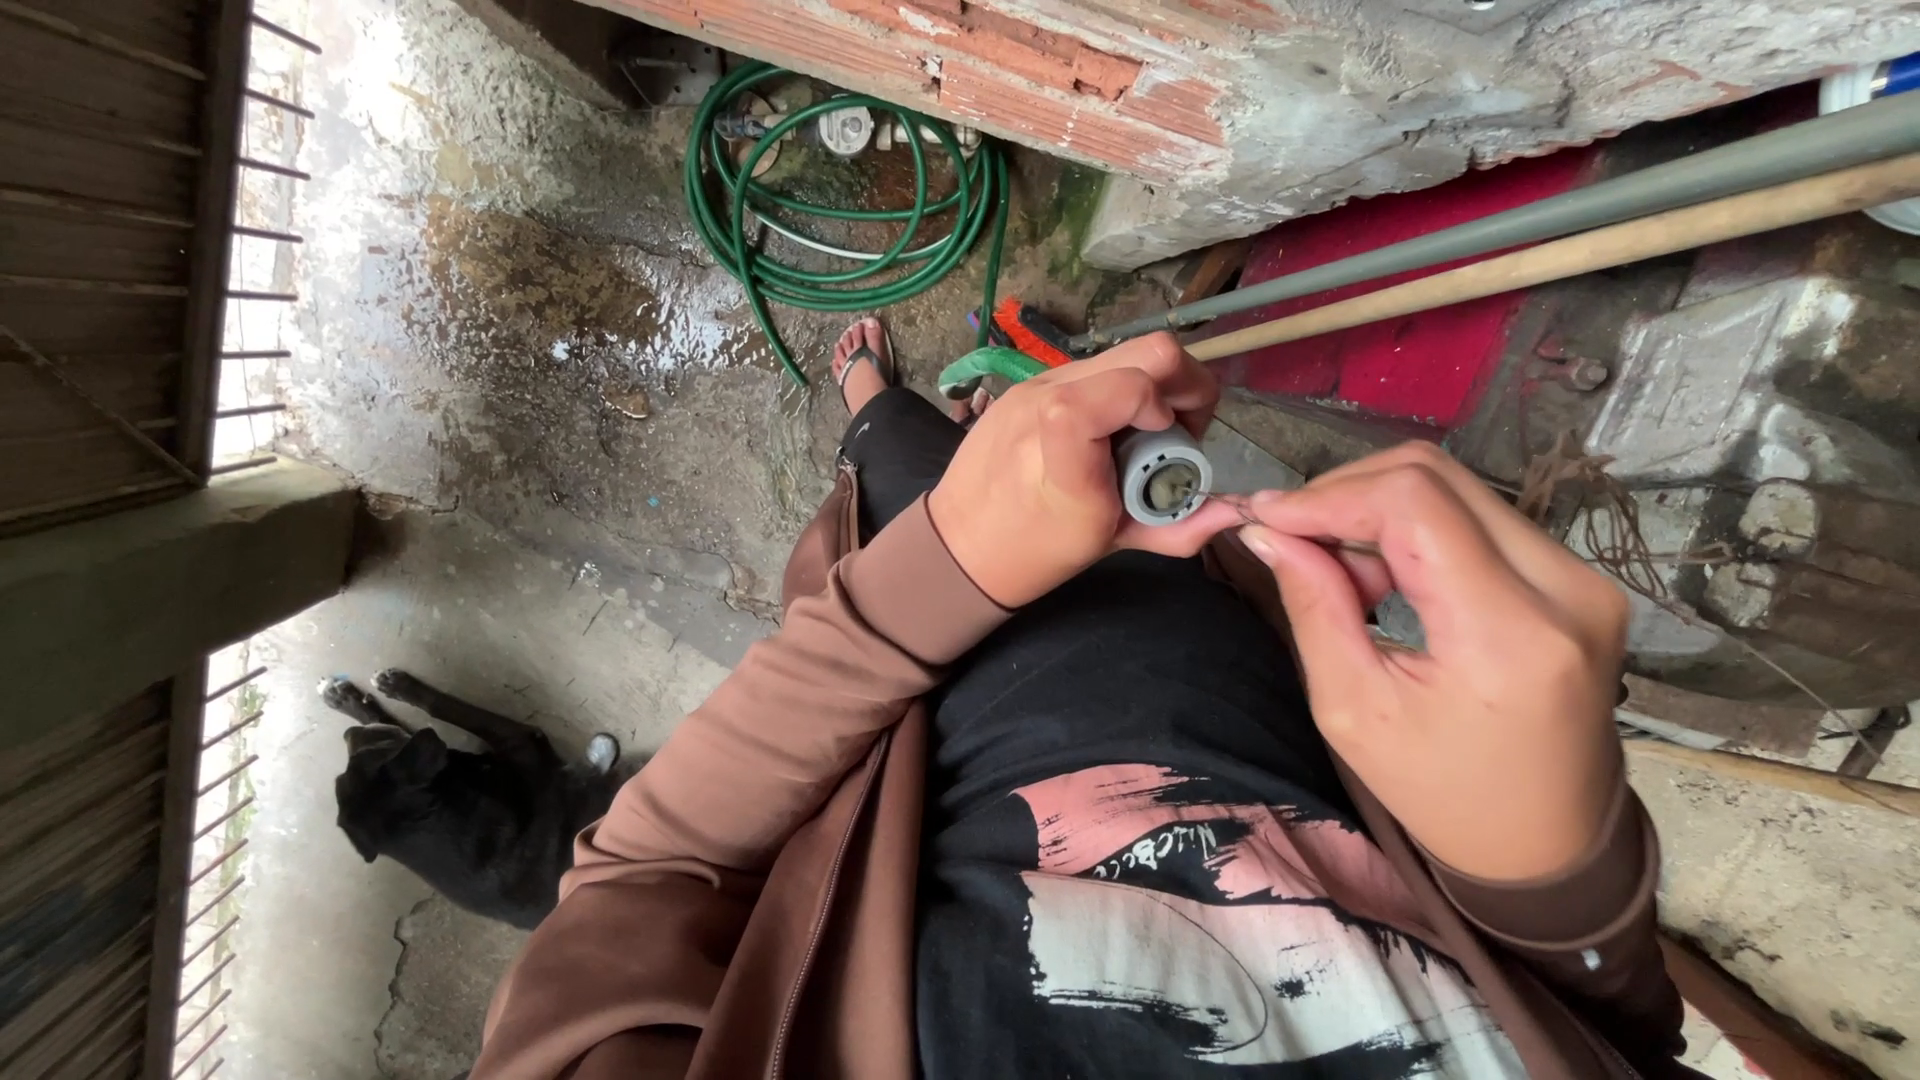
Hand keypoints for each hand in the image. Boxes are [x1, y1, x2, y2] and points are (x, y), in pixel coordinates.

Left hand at [926, 333, 1242, 607]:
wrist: (960, 545)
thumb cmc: (1036, 552)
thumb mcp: (1112, 544)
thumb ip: (1178, 526)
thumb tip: (1237, 508)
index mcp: (1064, 450)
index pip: (1129, 384)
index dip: (1164, 403)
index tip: (1166, 439)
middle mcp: (1046, 400)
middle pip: (1146, 349)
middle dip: (1183, 386)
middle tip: (1178, 432)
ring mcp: (1033, 384)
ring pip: (1120, 352)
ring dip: (1151, 386)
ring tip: (1141, 435)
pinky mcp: (1025, 383)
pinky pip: (1090, 367)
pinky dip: (1117, 389)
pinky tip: (1107, 431)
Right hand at [1235, 441, 1627, 881]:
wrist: (1544, 841)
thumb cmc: (1438, 790)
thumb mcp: (1352, 708)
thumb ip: (1313, 606)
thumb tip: (1269, 531)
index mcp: (1507, 633)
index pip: (1412, 504)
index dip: (1327, 496)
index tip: (1266, 520)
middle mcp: (1563, 588)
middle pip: (1433, 475)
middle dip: (1343, 494)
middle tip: (1296, 544)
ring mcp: (1580, 577)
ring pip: (1451, 486)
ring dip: (1374, 511)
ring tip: (1341, 574)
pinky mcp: (1573, 577)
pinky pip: (1473, 513)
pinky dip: (1408, 528)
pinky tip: (1384, 577)